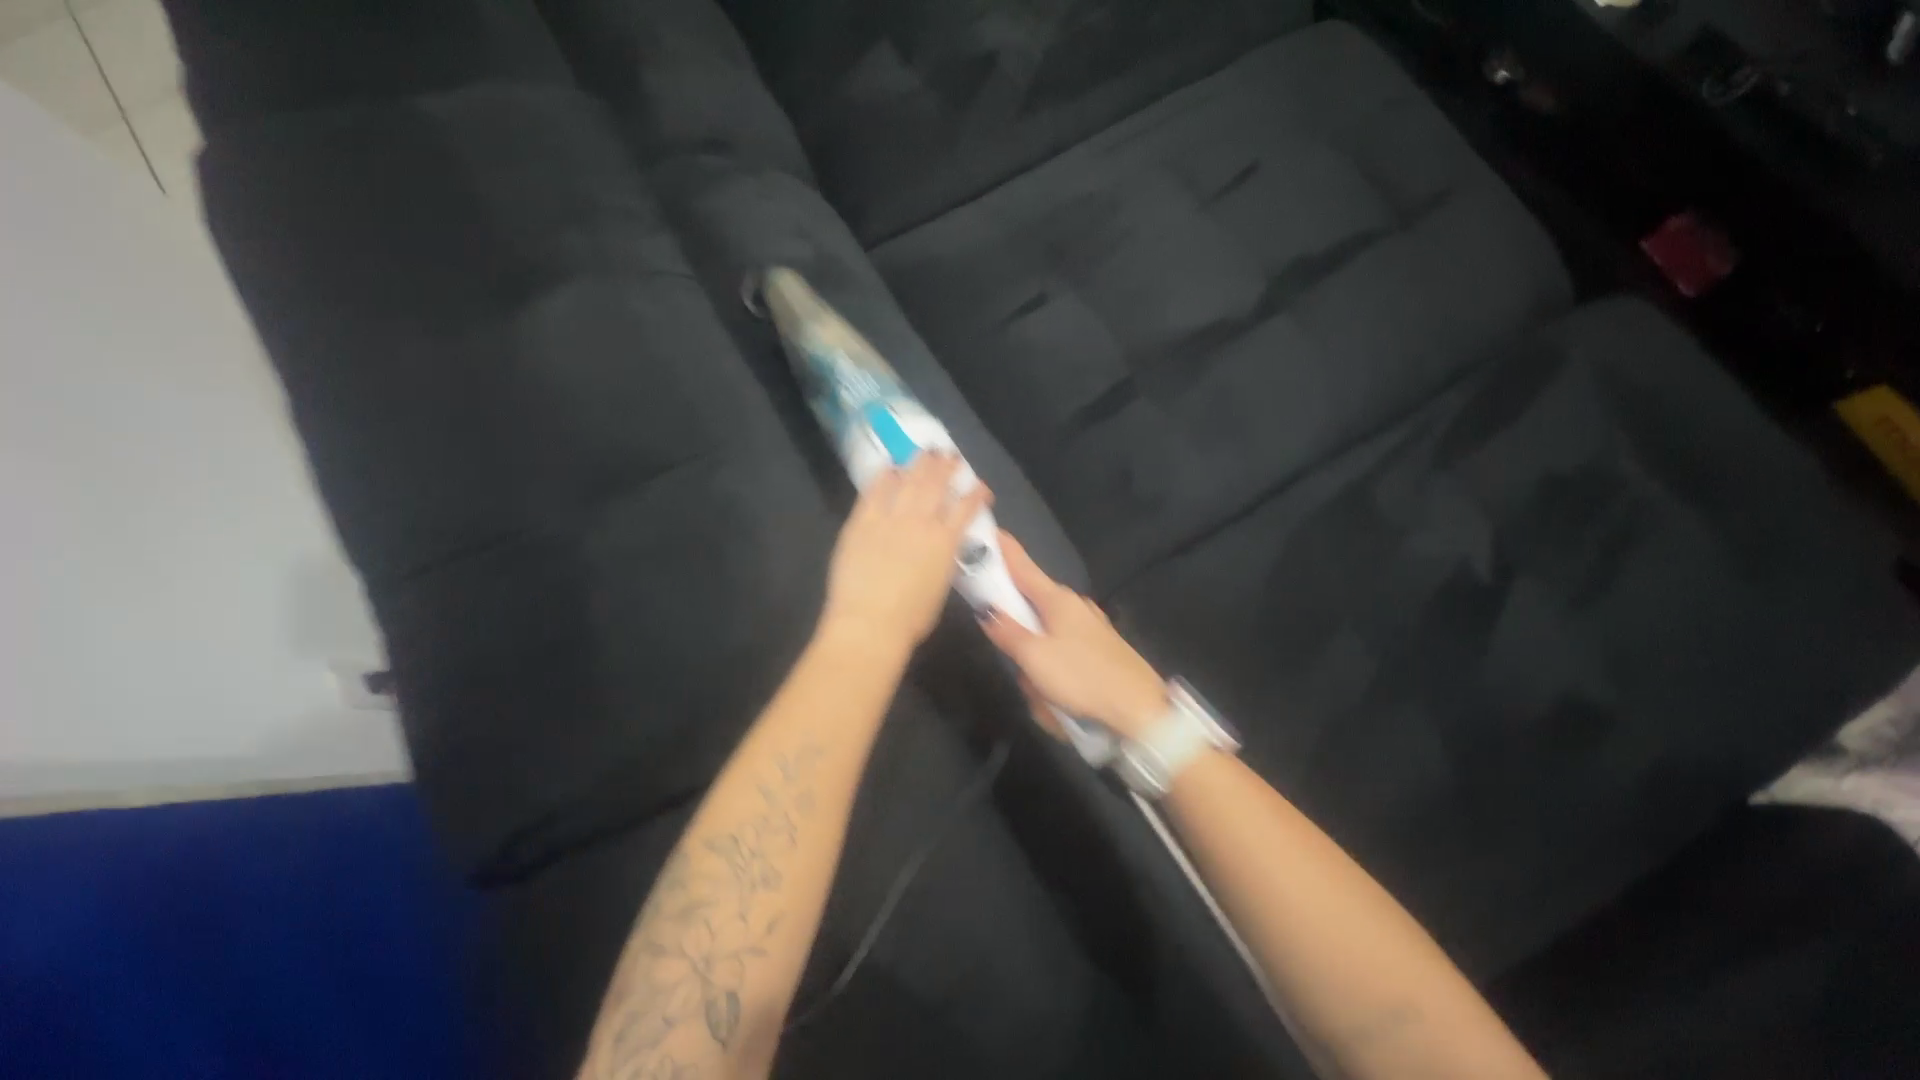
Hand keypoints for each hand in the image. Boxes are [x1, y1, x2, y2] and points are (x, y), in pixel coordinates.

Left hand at [818, 452, 991, 656]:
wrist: (869, 624)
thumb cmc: (909, 621)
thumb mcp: (939, 590)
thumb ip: (942, 564)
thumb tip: (941, 553)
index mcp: (945, 543)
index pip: (966, 509)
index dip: (975, 494)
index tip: (981, 486)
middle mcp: (920, 523)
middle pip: (936, 486)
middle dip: (946, 468)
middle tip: (950, 456)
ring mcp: (889, 519)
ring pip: (908, 482)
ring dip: (919, 465)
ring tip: (927, 451)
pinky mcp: (860, 523)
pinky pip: (874, 493)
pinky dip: (884, 478)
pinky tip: (889, 468)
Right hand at [978, 531, 1169, 740]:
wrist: (1140, 711)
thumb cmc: (1083, 677)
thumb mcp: (1035, 657)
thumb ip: (1008, 632)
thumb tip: (987, 609)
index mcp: (1058, 600)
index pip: (1022, 566)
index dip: (1002, 550)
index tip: (987, 532)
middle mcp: (1074, 608)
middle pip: (1028, 615)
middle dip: (1019, 646)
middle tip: (1024, 671)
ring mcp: (1088, 631)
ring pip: (1043, 647)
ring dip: (1038, 676)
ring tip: (1049, 699)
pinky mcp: (1098, 654)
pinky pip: (1061, 666)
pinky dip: (1056, 686)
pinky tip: (1064, 706)